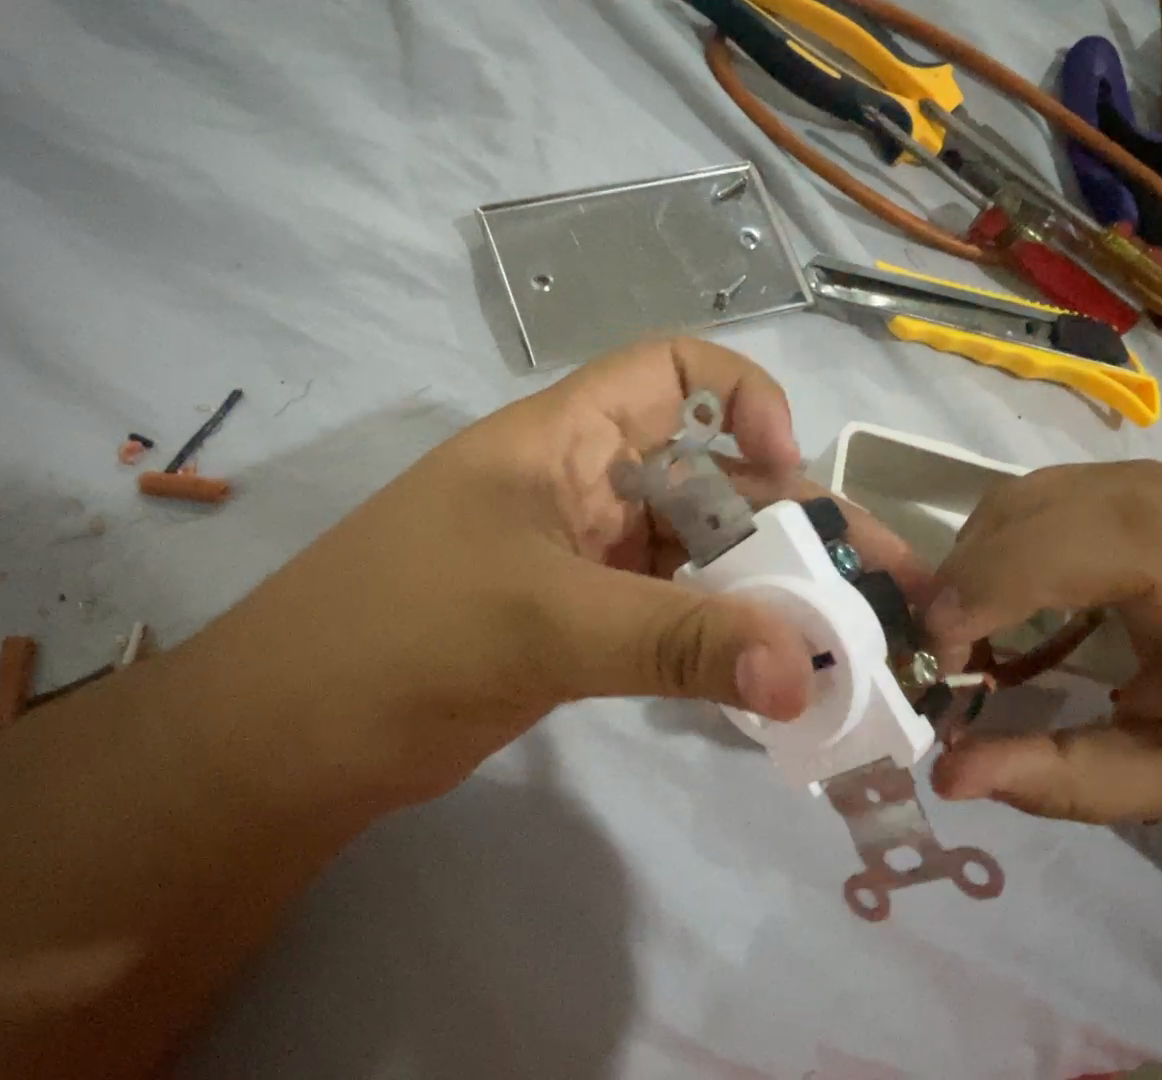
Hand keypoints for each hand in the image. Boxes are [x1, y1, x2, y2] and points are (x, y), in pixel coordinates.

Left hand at [177, 339, 918, 807]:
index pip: (673, 371)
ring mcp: (582, 561)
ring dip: (762, 590)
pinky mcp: (579, 625)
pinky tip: (769, 674)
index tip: (788, 466)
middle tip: (871, 584)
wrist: (290, 742)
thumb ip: (678, 642)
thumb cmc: (401, 638)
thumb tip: (804, 674)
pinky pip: (670, 614)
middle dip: (789, 520)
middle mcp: (582, 488)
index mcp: (564, 440)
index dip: (744, 396)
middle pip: (707, 476)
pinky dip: (718, 638)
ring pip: (695, 554)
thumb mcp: (545, 625)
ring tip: (843, 640)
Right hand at [923, 461, 1161, 822]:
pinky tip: (1011, 586)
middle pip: (1054, 504)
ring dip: (982, 548)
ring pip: (1044, 487)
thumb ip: (1064, 781)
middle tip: (942, 646)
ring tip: (969, 620)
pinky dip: (1009, 533)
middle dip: (973, 571)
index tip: (943, 652)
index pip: (1101, 545)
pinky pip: (1058, 488)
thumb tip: (947, 775)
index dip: (1000, 582)